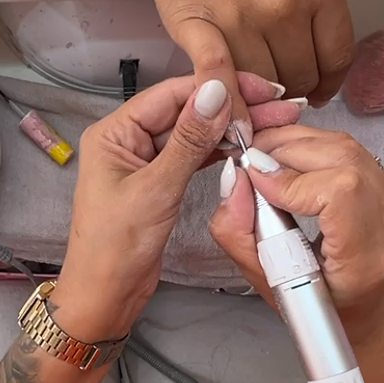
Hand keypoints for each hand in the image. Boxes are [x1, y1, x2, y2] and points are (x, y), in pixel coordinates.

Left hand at [52, 72, 303, 340]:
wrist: (105, 295)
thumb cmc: (115, 247)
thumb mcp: (156, 190)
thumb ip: (188, 141)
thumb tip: (215, 92)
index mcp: (113, 133)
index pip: (170, 94)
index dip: (216, 87)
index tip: (258, 88)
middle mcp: (126, 141)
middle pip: (184, 111)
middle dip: (230, 106)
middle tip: (278, 106)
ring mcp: (143, 162)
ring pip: (191, 134)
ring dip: (229, 128)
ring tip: (274, 122)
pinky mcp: (157, 184)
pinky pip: (191, 157)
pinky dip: (218, 152)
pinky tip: (247, 146)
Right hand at [126, 0, 352, 105]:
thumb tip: (316, 42)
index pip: (335, 57)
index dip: (328, 84)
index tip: (317, 91)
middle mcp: (285, 6)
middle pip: (298, 78)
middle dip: (291, 90)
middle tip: (277, 91)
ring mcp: (240, 20)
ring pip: (260, 85)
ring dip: (256, 95)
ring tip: (248, 93)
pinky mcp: (197, 28)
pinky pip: (217, 80)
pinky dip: (225, 104)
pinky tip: (226, 115)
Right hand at [208, 124, 383, 333]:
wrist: (353, 304)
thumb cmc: (307, 299)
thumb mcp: (259, 276)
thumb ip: (236, 231)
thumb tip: (234, 177)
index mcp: (366, 260)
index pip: (340, 191)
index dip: (291, 179)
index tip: (253, 179)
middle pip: (343, 158)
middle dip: (286, 151)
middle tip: (249, 162)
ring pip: (346, 147)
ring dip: (296, 143)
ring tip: (262, 157)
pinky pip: (351, 151)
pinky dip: (311, 146)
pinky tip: (286, 159)